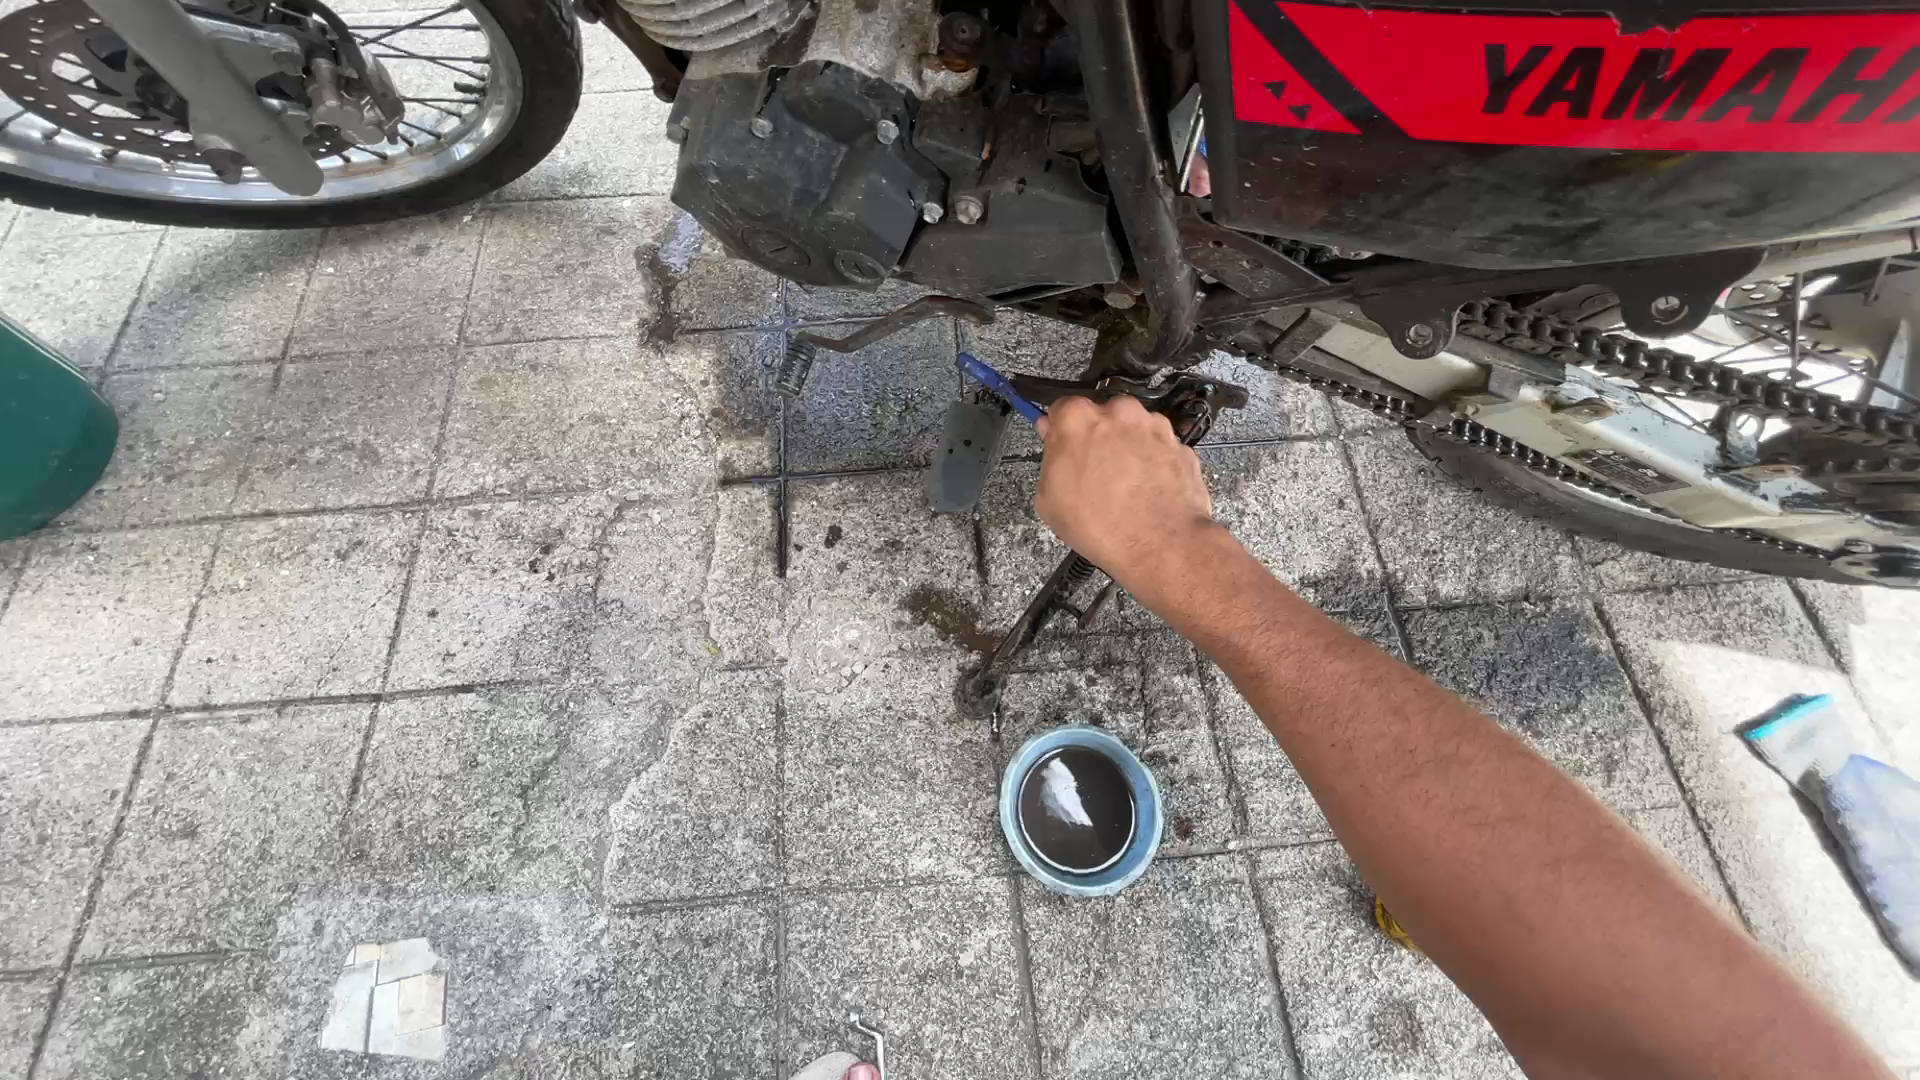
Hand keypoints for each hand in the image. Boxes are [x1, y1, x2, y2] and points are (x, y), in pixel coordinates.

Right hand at [1034, 395, 1221, 588]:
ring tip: (1120, 488)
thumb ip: (1049, 458)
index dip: (1060, 431)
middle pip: (1100, 418)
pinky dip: (1150, 463)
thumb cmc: (1103, 525)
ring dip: (1124, 450)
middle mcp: (1118, 412)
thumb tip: (1052, 442)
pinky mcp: (1178, 444)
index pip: (1061, 408)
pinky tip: (1142, 491)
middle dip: (1095, 439)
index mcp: (1078, 419)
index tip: (1061, 445)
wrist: (1159, 544)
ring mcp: (1152, 426)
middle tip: (1091, 475)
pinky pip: (1156, 447)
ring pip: (1130, 430)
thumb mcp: (1049, 499)